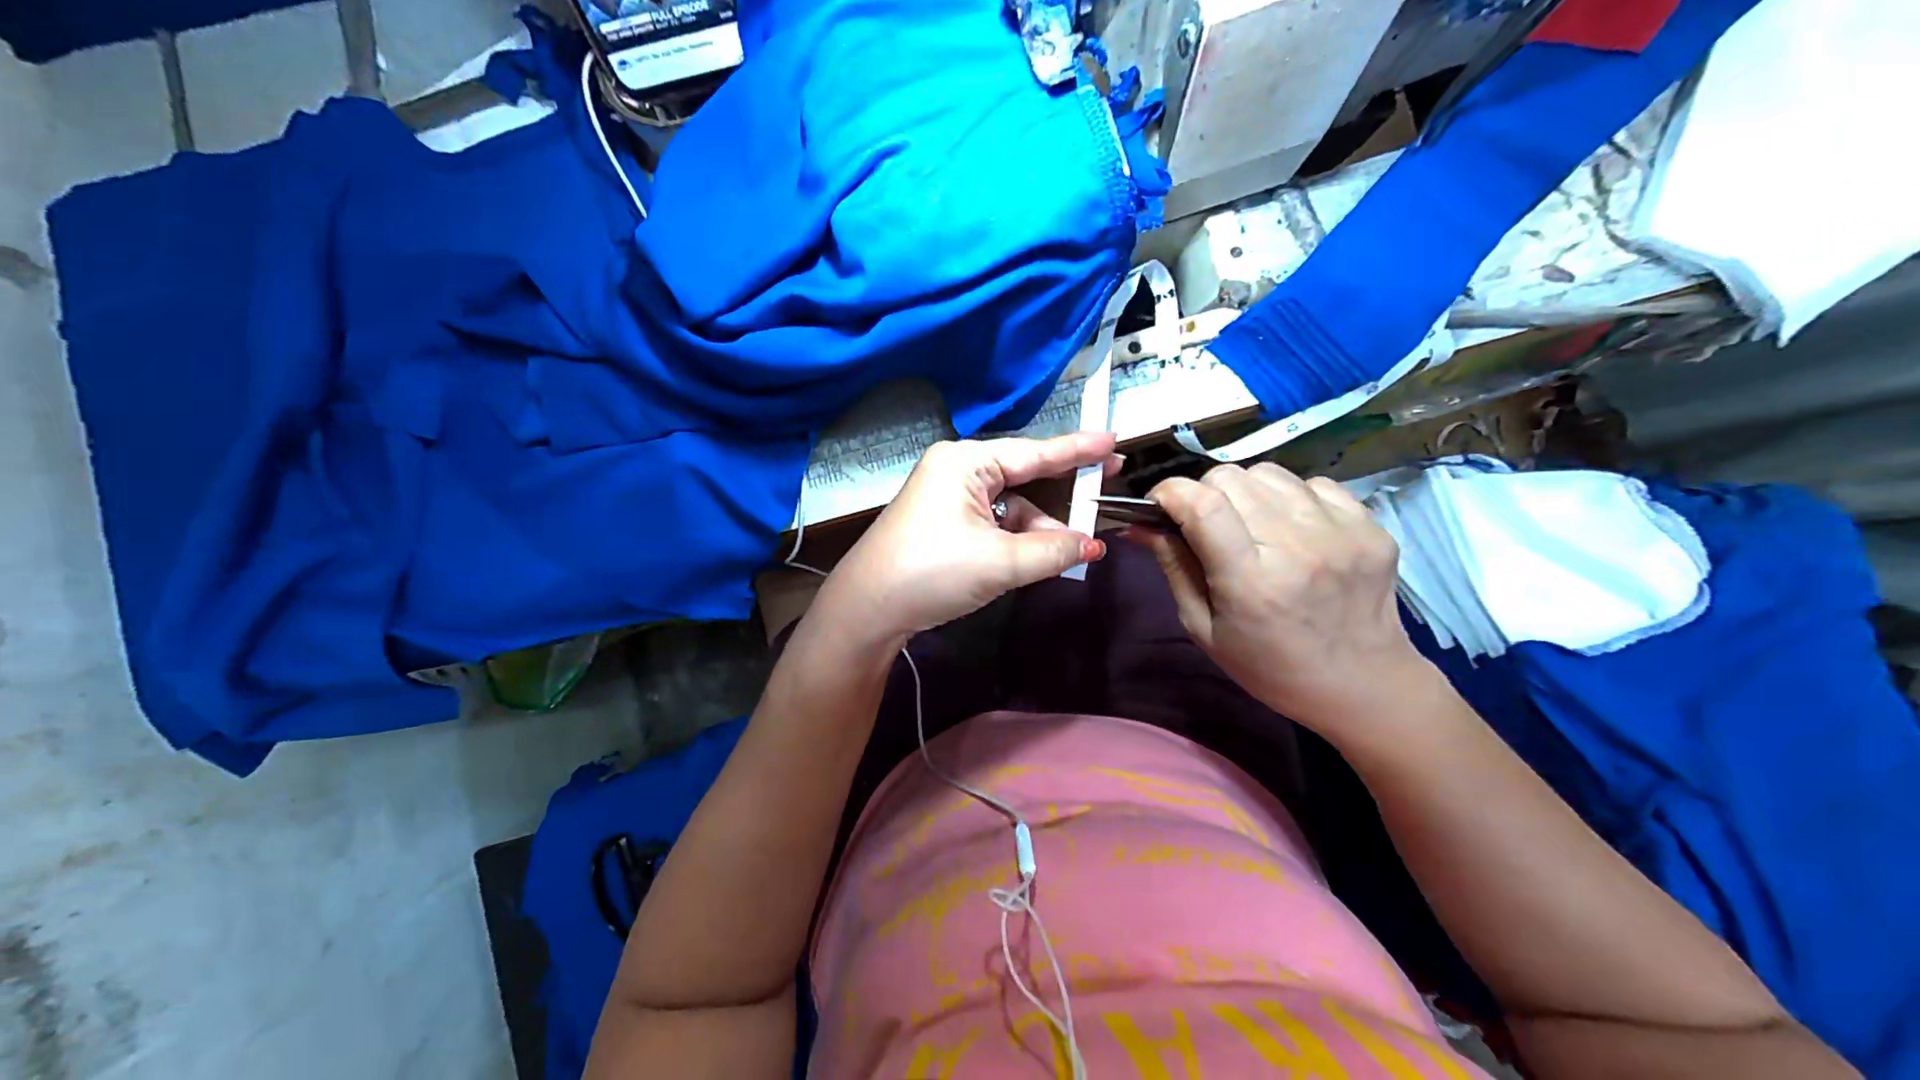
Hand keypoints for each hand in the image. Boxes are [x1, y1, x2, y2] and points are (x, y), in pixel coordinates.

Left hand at [810, 434, 1117, 648]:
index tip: (1114, 442)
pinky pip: (993, 519)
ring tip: (1073, 547)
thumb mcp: (1000, 562)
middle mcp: (955, 469)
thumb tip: (1092, 545)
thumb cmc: (932, 573)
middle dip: (1062, 487)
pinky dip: (1016, 536)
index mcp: (964, 462)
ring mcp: (946, 495)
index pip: (1033, 452)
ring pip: (1009, 503)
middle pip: (1022, 474)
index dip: (1077, 450)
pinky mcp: (942, 521)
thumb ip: (1053, 550)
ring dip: (1039, 525)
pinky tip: (1038, 555)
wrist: (867, 610)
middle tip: (1106, 481)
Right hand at [1136, 463, 1433, 739]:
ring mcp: (1340, 532)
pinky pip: (1312, 483)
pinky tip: (1292, 531)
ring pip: (1268, 473)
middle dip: (1203, 493)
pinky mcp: (1369, 526)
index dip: (1169, 493)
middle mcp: (1296, 547)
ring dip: (1246, 492)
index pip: (1202, 504)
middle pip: (1230, 479)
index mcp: (1250, 581)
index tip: (1159, 505)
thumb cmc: (1269, 665)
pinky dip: (1290, 498)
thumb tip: (1140, 523)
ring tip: (1251, 526)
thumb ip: (1174, 567)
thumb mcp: (1204, 628)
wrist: (1360, 683)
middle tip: (1206, 525)